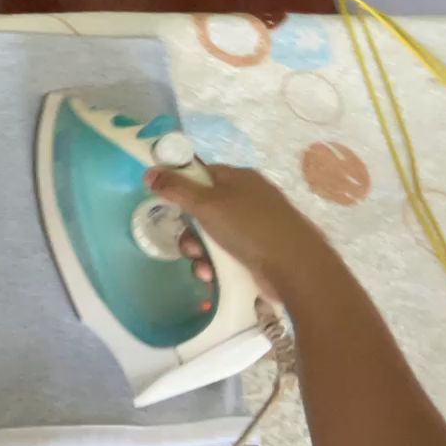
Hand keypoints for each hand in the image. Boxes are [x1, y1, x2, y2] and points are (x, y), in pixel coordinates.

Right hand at [149, 163, 336, 299]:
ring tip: (202, 264)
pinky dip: (213, 263)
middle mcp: (246, 197)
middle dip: (188, 228)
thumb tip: (149, 171)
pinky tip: (211, 274)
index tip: (164, 200)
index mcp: (238, 177)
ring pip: (209, 234)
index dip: (179, 185)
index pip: (200, 173)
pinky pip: (223, 252)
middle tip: (188, 241)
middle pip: (200, 207)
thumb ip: (175, 187)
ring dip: (198, 251)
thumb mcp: (206, 203)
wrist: (296, 268)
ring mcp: (253, 225)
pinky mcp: (257, 250)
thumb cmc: (249, 227)